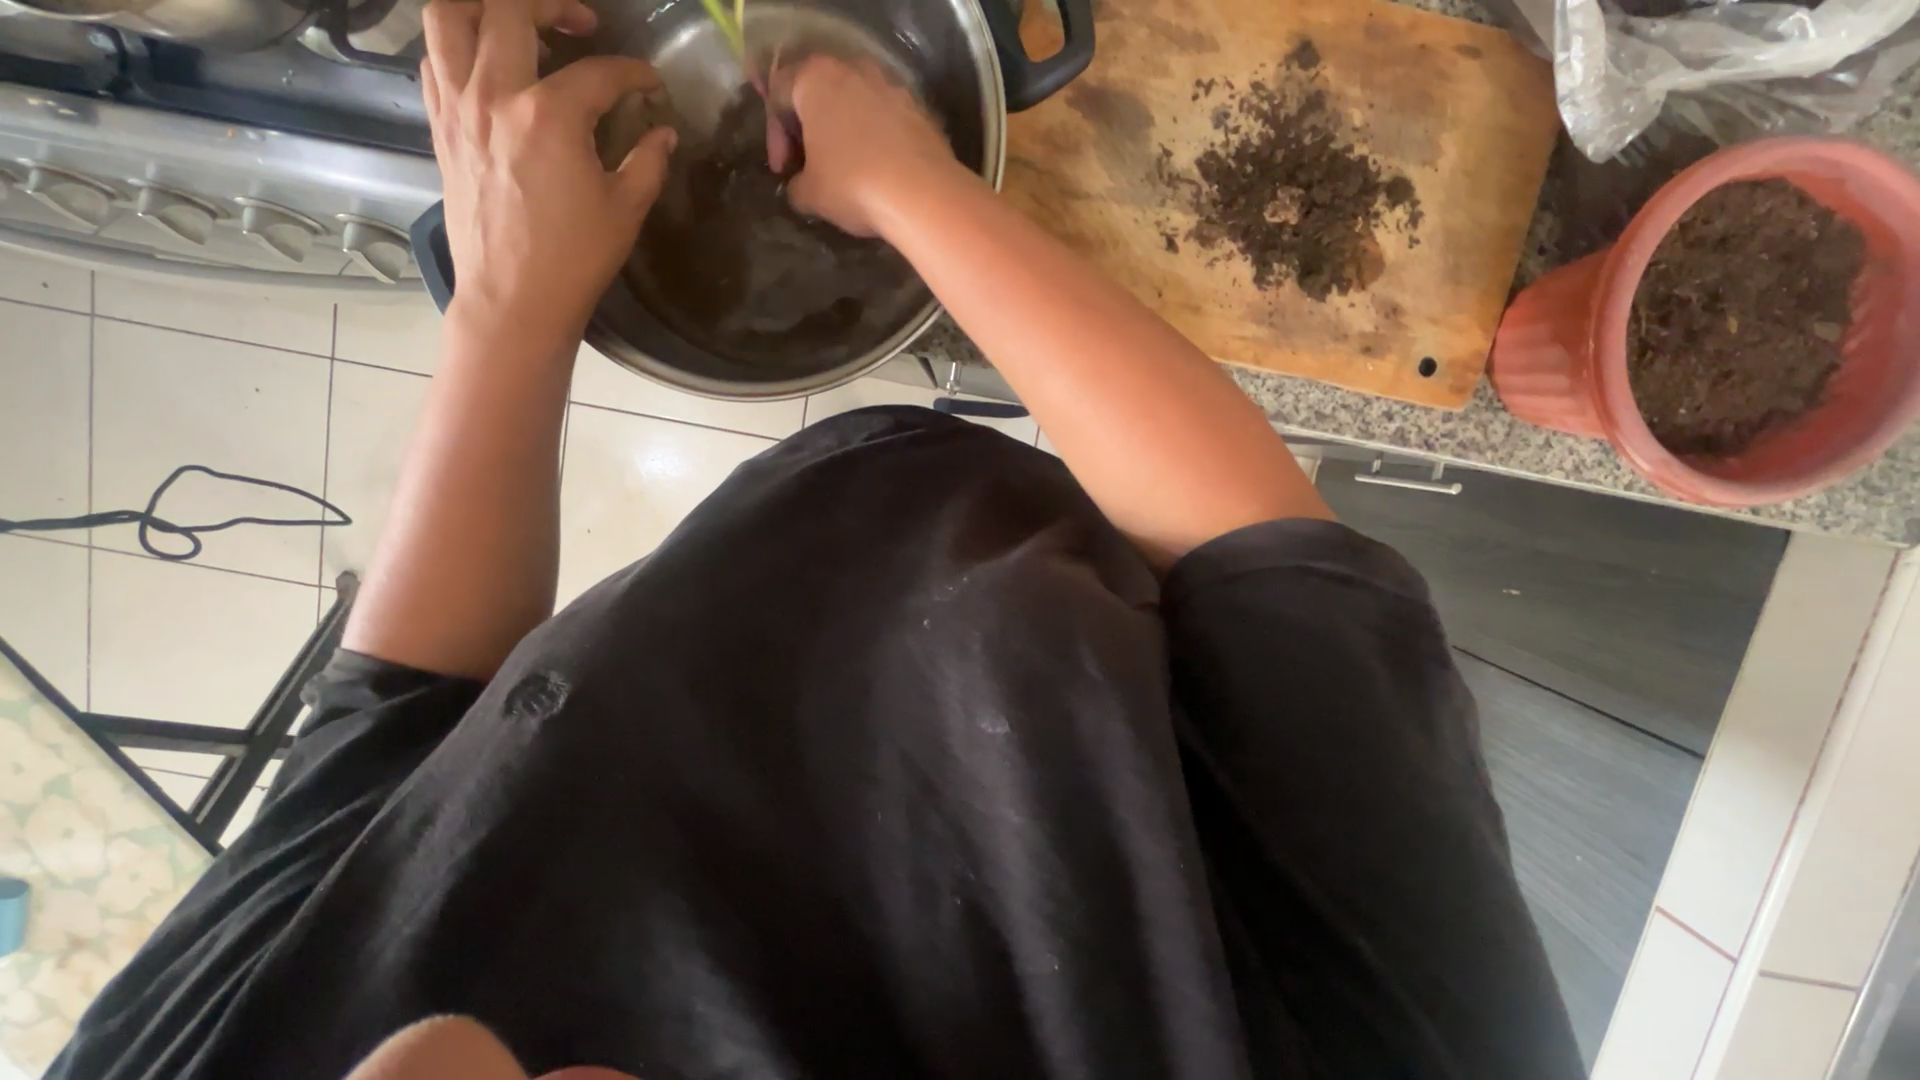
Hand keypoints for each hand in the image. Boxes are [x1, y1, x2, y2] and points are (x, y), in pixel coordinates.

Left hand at [422, 0, 677, 345]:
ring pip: (450, 15)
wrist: (514, 298)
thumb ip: (648, 161)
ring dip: (486, 5)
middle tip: (581, 24)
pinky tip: (487, 64)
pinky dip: (457, 46)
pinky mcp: (439, 127)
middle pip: (511, 8)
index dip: (633, 73)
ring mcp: (458, 107)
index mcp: (551, 116)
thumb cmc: (575, 258)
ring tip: (518, 20)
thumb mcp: (626, 209)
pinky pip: (432, 60)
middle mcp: (495, 95)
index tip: (651, 84)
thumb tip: (662, 133)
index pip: (599, 72)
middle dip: (553, 5)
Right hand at [766, 55, 966, 237]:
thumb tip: (799, 187)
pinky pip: (885, 119)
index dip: (775, 137)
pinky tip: (876, 169)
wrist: (923, 193)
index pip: (779, 95)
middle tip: (808, 165)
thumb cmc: (853, 184)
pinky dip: (875, 138)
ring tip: (843, 167)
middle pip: (819, 93)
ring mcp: (890, 86)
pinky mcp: (918, 108)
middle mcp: (853, 69)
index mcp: (815, 78)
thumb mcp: (811, 194)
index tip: (782, 171)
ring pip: (854, 104)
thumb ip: (795, 186)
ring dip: (844, 132)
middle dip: (809, 128)